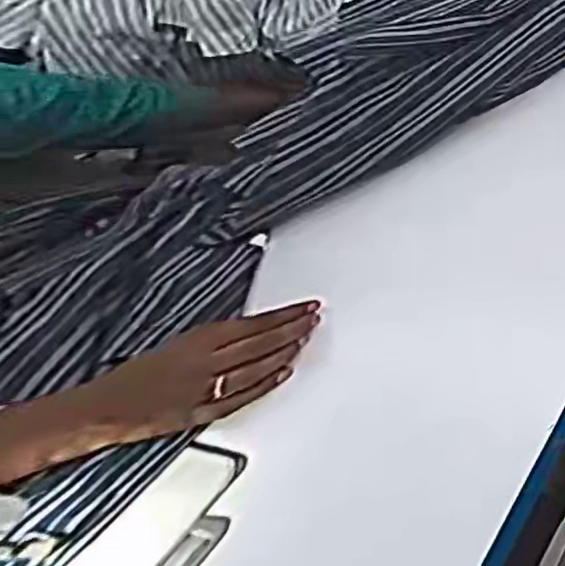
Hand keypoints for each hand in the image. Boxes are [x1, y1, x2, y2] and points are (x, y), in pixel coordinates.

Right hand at [63, 301, 320, 445]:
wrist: (93, 410)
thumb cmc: (136, 373)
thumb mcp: (182, 342)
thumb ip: (222, 335)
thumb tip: (264, 325)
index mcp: (197, 344)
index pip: (254, 324)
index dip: (287, 315)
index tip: (310, 307)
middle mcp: (201, 366)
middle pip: (260, 344)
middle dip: (293, 331)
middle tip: (313, 321)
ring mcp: (200, 391)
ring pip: (254, 370)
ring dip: (284, 354)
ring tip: (303, 342)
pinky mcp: (195, 414)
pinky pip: (238, 399)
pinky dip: (265, 385)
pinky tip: (284, 373)